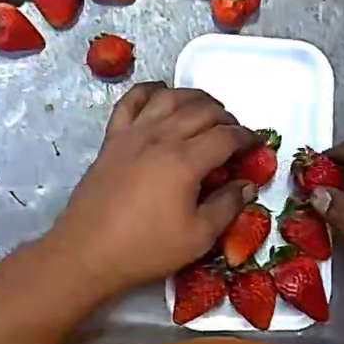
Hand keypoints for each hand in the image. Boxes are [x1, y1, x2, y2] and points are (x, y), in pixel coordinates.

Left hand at [41, 83, 255, 297]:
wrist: (87, 252)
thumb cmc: (145, 248)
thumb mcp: (198, 237)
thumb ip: (227, 206)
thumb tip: (246, 185)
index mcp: (186, 161)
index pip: (226, 136)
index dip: (246, 137)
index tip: (256, 144)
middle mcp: (161, 137)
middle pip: (202, 111)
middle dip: (226, 117)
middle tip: (234, 133)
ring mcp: (134, 134)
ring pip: (170, 97)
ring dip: (194, 97)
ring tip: (207, 109)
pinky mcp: (112, 139)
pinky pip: (131, 101)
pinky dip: (149, 91)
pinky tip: (160, 94)